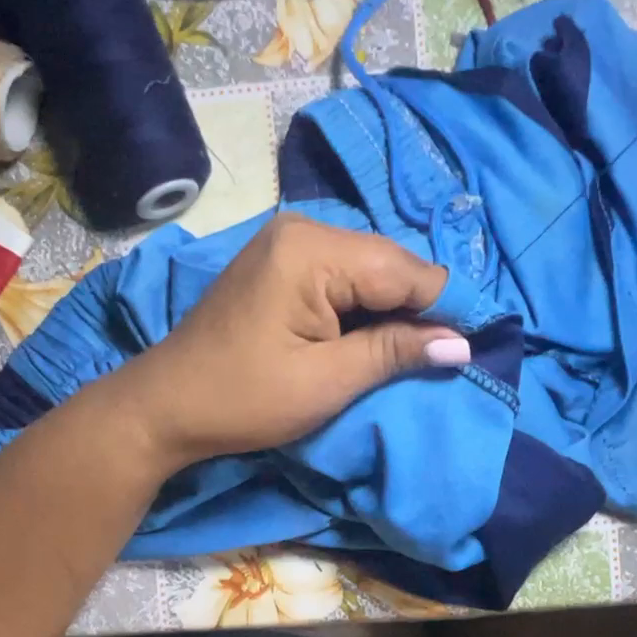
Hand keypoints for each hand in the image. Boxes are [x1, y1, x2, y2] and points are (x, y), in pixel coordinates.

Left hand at [97, 214, 463, 466]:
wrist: (165, 407)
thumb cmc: (243, 399)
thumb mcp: (327, 382)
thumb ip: (394, 352)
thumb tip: (462, 342)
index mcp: (313, 250)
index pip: (405, 269)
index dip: (444, 308)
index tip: (472, 348)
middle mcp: (302, 229)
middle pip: (387, 264)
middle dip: (417, 309)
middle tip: (441, 356)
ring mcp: (286, 243)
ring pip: (367, 271)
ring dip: (390, 311)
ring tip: (407, 354)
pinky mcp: (278, 263)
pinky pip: (340, 278)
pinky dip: (360, 308)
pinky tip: (368, 339)